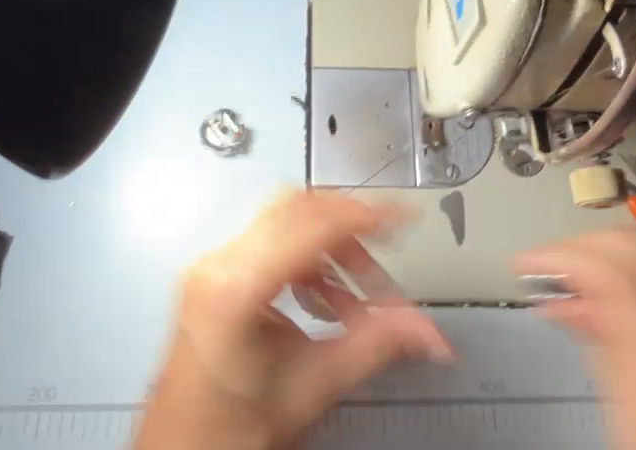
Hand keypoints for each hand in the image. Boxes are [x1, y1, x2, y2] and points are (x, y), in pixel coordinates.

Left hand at [135, 191, 454, 449]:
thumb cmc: (220, 437)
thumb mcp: (308, 391)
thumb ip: (372, 349)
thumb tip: (423, 329)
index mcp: (235, 287)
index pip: (311, 223)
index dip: (363, 215)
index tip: (400, 217)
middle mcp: (217, 266)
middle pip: (296, 209)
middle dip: (348, 229)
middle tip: (385, 251)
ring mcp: (212, 269)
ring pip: (284, 223)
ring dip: (330, 250)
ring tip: (358, 295)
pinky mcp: (215, 278)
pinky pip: (269, 246)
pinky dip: (308, 263)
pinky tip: (325, 301)